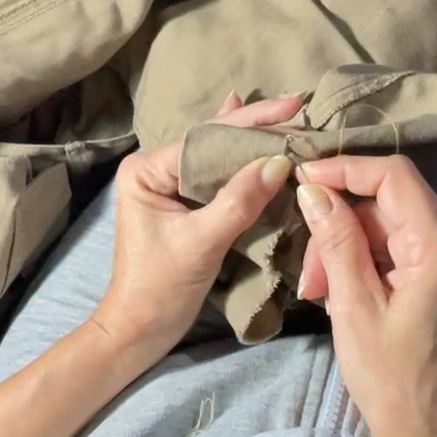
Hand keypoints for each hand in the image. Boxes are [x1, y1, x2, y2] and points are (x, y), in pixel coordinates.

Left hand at [91, 92, 303, 358]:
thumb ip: (238, 201)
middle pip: (212, 142)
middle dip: (255, 127)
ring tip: (285, 111)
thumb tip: (279, 162)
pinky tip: (250, 130)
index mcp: (146, 170)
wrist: (139, 330)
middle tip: (298, 106)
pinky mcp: (181, 204)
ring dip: (251, 140)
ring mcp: (166, 186)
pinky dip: (239, 159)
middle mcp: (153, 169)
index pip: (206, 138)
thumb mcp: (201, 243)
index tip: (292, 108)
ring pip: (216, 156)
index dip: (251, 124)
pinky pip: (215, 175)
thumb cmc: (160, 289)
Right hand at [294, 155, 436, 436]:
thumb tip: (312, 191)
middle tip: (307, 267)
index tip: (303, 179)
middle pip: (388, 203)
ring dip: (346, 246)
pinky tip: (337, 291)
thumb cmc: (391, 382)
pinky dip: (364, 262)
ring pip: (389, 226)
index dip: (346, 169)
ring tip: (316, 288)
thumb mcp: (353, 308)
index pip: (395, 177)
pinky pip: (398, 249)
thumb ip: (336, 242)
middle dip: (339, 223)